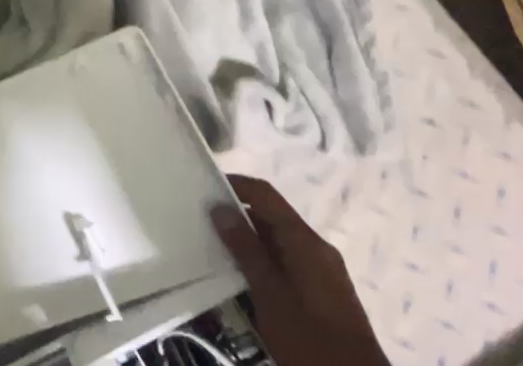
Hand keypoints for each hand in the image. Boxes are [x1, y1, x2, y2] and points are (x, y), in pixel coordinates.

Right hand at [211, 175, 390, 365]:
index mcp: (305, 241)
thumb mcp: (269, 293)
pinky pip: (287, 260)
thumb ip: (245, 249)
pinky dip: (262, 259)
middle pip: (272, 216)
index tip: (202, 188)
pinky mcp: (323, 291)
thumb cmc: (309, 338)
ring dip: (248, 240)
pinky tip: (241, 276)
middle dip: (237, 215)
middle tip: (200, 221)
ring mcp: (323, 271)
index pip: (265, 194)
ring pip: (279, 240)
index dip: (234, 185)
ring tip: (213, 247)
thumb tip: (220, 208)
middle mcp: (317, 248)